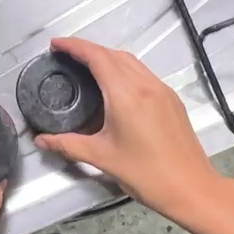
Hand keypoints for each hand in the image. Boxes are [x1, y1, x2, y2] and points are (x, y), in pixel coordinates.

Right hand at [32, 38, 233, 230]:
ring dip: (107, 57)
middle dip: (88, 49)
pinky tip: (113, 84)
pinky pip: (143, 73)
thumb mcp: (102, 158)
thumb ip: (68, 145)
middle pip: (113, 54)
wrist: (192, 188)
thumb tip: (41, 140)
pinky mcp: (171, 100)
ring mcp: (162, 90)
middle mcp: (146, 85)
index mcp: (126, 95)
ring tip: (86, 66)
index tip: (56, 44)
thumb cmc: (146, 174)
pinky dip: (123, 69)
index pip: (97, 57)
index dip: (75, 46)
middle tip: (65, 55)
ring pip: (131, 61)